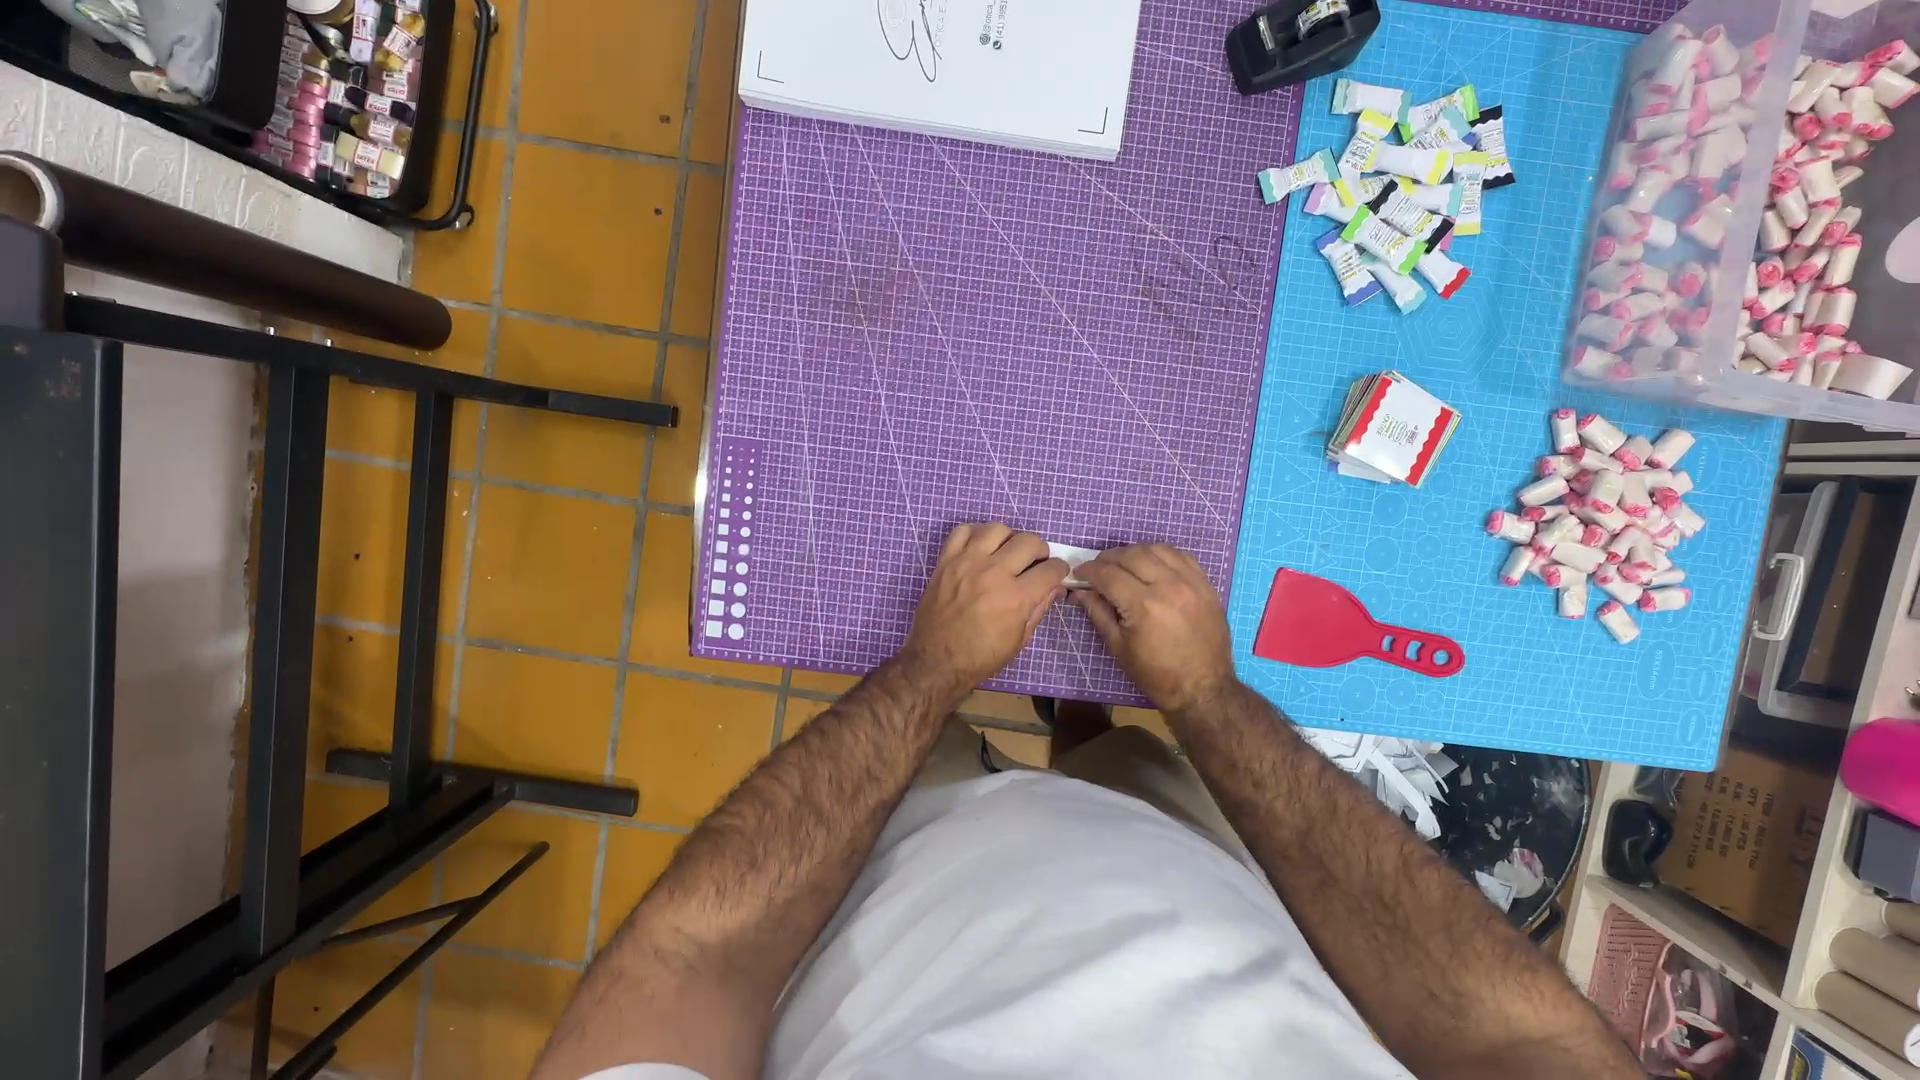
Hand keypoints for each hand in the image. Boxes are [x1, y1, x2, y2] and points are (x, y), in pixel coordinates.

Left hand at [900, 523, 1067, 694]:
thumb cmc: (981, 656)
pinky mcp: (946, 561)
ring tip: (1007, 551)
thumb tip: (1055, 587)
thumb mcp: (1019, 639)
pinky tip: (980, 547)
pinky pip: (962, 531)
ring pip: (996, 529)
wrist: (937, 661)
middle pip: (1028, 542)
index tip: (1058, 571)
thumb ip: (1039, 608)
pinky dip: (975, 534)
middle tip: (1036, 561)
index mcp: (1016, 597)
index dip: (1060, 569)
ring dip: (1009, 537)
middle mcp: (994, 573)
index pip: (1050, 570)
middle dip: (1040, 550)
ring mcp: (967, 563)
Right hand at [1074, 544, 1236, 712]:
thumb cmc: (1156, 674)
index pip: (1108, 574)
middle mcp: (1168, 586)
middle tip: (1099, 569)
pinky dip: (1162, 555)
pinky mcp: (1206, 585)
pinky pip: (1181, 556)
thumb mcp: (1118, 647)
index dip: (1089, 570)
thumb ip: (1098, 613)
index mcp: (1143, 605)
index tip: (1079, 573)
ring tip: (1124, 564)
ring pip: (1156, 549)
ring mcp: (1191, 582)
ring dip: (1134, 552)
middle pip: (1131, 554)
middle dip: (1108, 558)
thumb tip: (1081, 592)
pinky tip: (1152, 565)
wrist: (1203, 688)